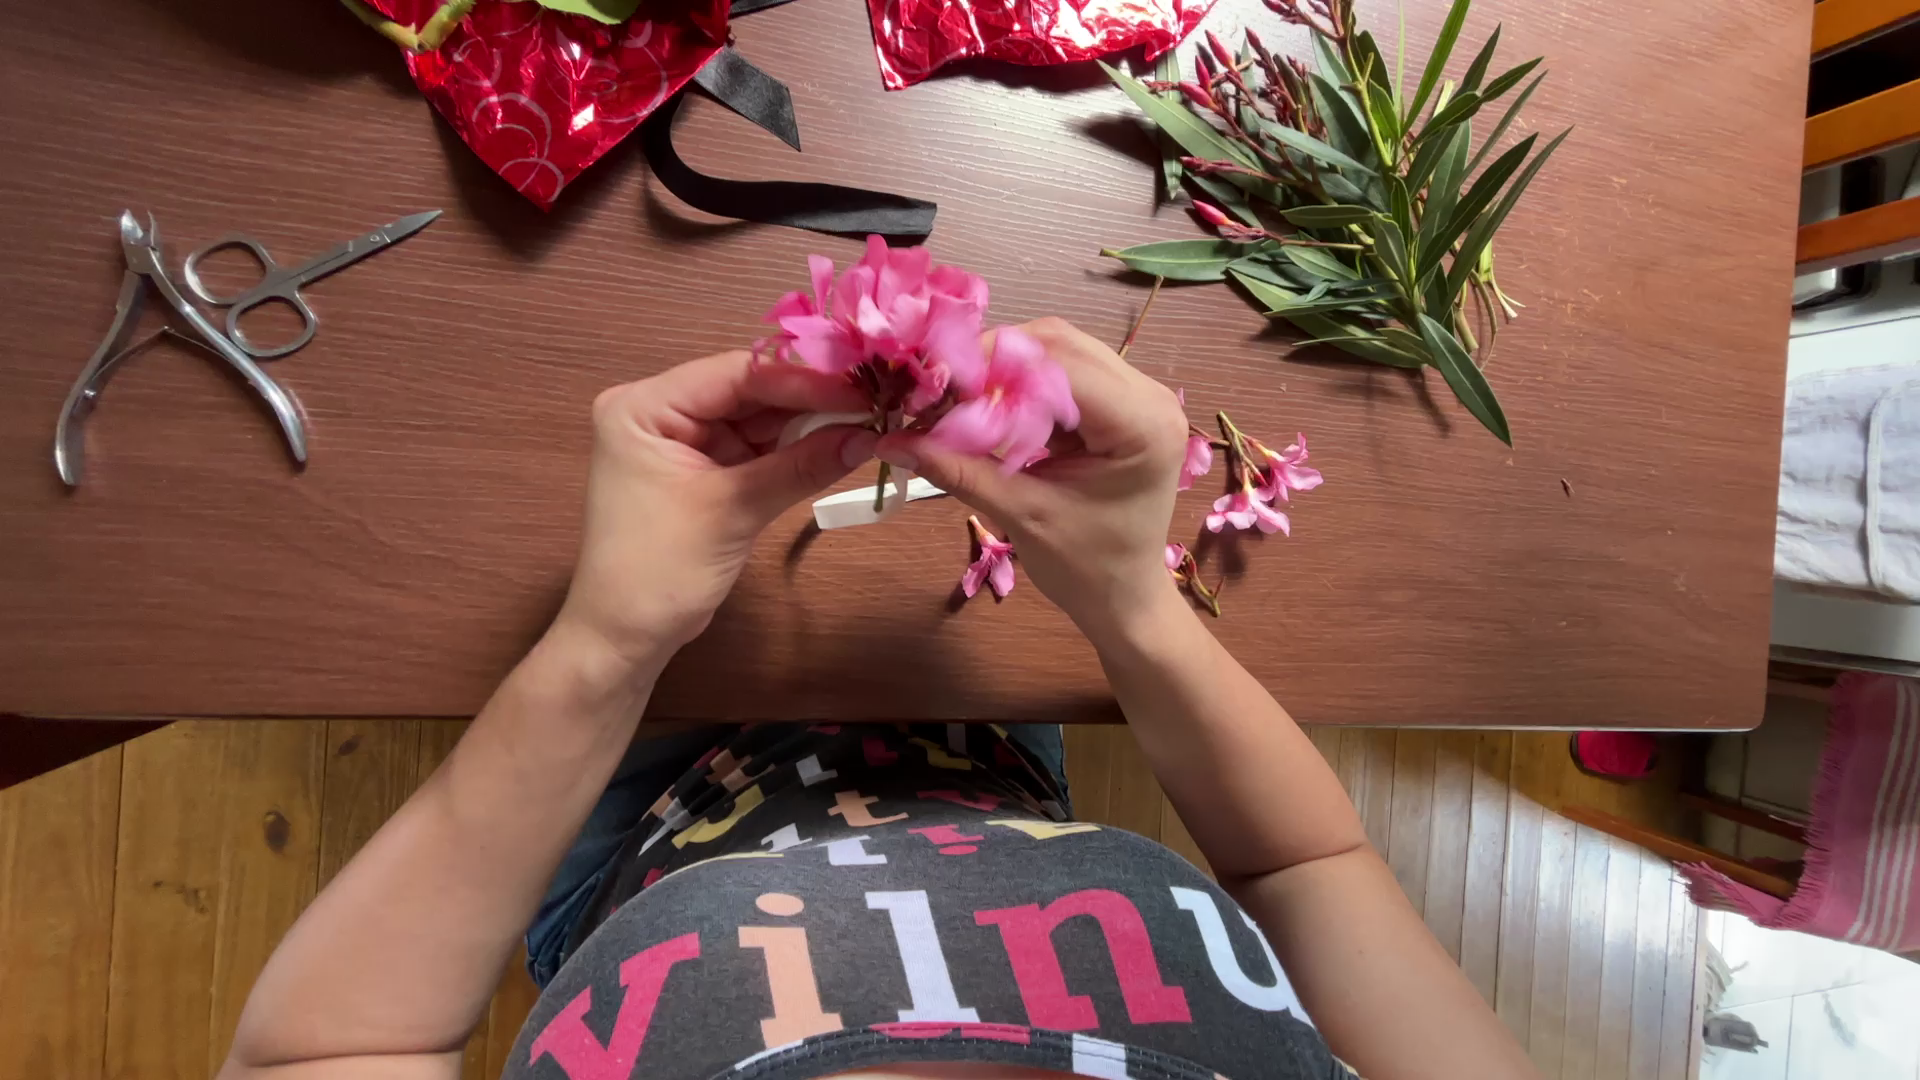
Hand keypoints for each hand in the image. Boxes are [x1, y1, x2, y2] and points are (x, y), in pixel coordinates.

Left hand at [553, 350, 877, 677]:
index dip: (803, 378)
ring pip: (761, 418)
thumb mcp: (733, 510)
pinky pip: (760, 448)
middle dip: (812, 399)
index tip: (861, 386)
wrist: (629, 635)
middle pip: (751, 391)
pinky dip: (797, 450)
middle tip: (875, 399)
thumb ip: (801, 467)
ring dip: (811, 423)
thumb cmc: (661, 570)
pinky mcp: (708, 469)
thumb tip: (869, 437)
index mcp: (645, 406)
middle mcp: (664, 411)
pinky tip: (840, 442)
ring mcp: (688, 441)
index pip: (736, 374)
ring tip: (869, 418)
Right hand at [875, 318, 1189, 643]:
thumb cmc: (1085, 569)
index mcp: (1142, 423)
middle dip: (994, 362)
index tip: (937, 387)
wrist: (1123, 599)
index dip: (992, 365)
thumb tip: (890, 441)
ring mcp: (1139, 397)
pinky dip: (1021, 387)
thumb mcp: (1022, 515)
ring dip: (1005, 372)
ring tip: (961, 400)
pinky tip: (990, 409)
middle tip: (942, 393)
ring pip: (1059, 353)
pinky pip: (1063, 376)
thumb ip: (960, 470)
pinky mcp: (1120, 406)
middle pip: (1059, 345)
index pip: (1059, 363)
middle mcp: (1150, 396)